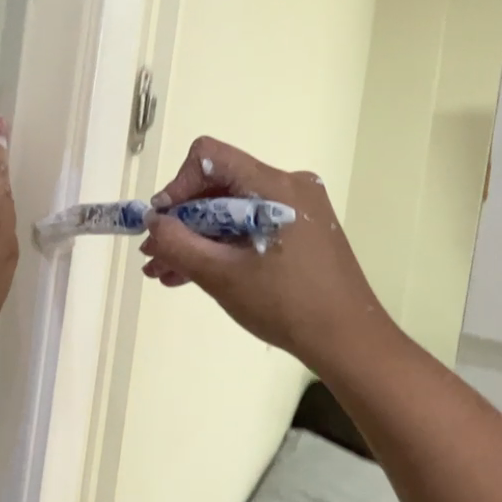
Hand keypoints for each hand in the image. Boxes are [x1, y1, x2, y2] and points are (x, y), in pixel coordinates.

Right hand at [139, 136, 386, 356]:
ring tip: (165, 272)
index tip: (162, 224)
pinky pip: (249, 225)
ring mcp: (298, 209)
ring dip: (196, 238)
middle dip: (181, 221)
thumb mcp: (220, 275)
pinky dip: (222, 245)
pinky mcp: (301, 231)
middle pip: (218, 185)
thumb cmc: (286, 305)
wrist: (350, 343)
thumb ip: (176, 244)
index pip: (209, 158)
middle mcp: (289, 186)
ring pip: (231, 209)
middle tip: (154, 255)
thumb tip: (151, 222)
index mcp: (274, 186)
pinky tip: (193, 274)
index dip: (177, 186)